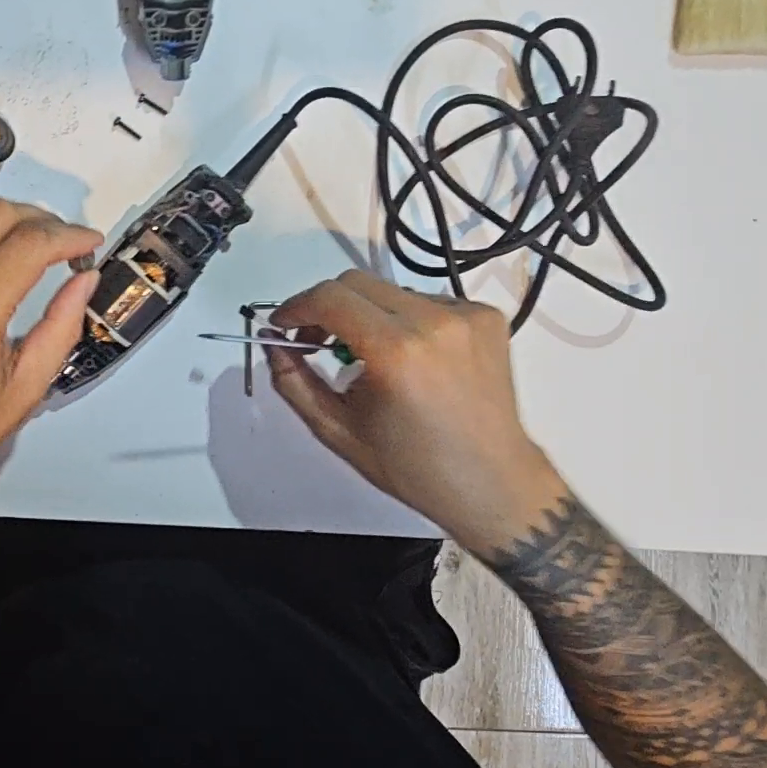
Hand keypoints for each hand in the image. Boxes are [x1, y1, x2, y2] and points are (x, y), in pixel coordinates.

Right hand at [264, 270, 566, 557]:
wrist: (492, 484)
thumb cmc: (413, 467)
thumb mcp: (337, 430)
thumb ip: (294, 381)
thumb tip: (274, 343)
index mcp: (396, 352)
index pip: (329, 298)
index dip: (296, 306)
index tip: (284, 324)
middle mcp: (434, 322)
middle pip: (356, 283)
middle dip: (325, 307)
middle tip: (316, 340)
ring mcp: (465, 316)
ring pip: (389, 291)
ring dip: (366, 314)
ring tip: (368, 356)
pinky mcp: (485, 317)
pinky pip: (425, 302)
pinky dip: (404, 321)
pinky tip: (409, 358)